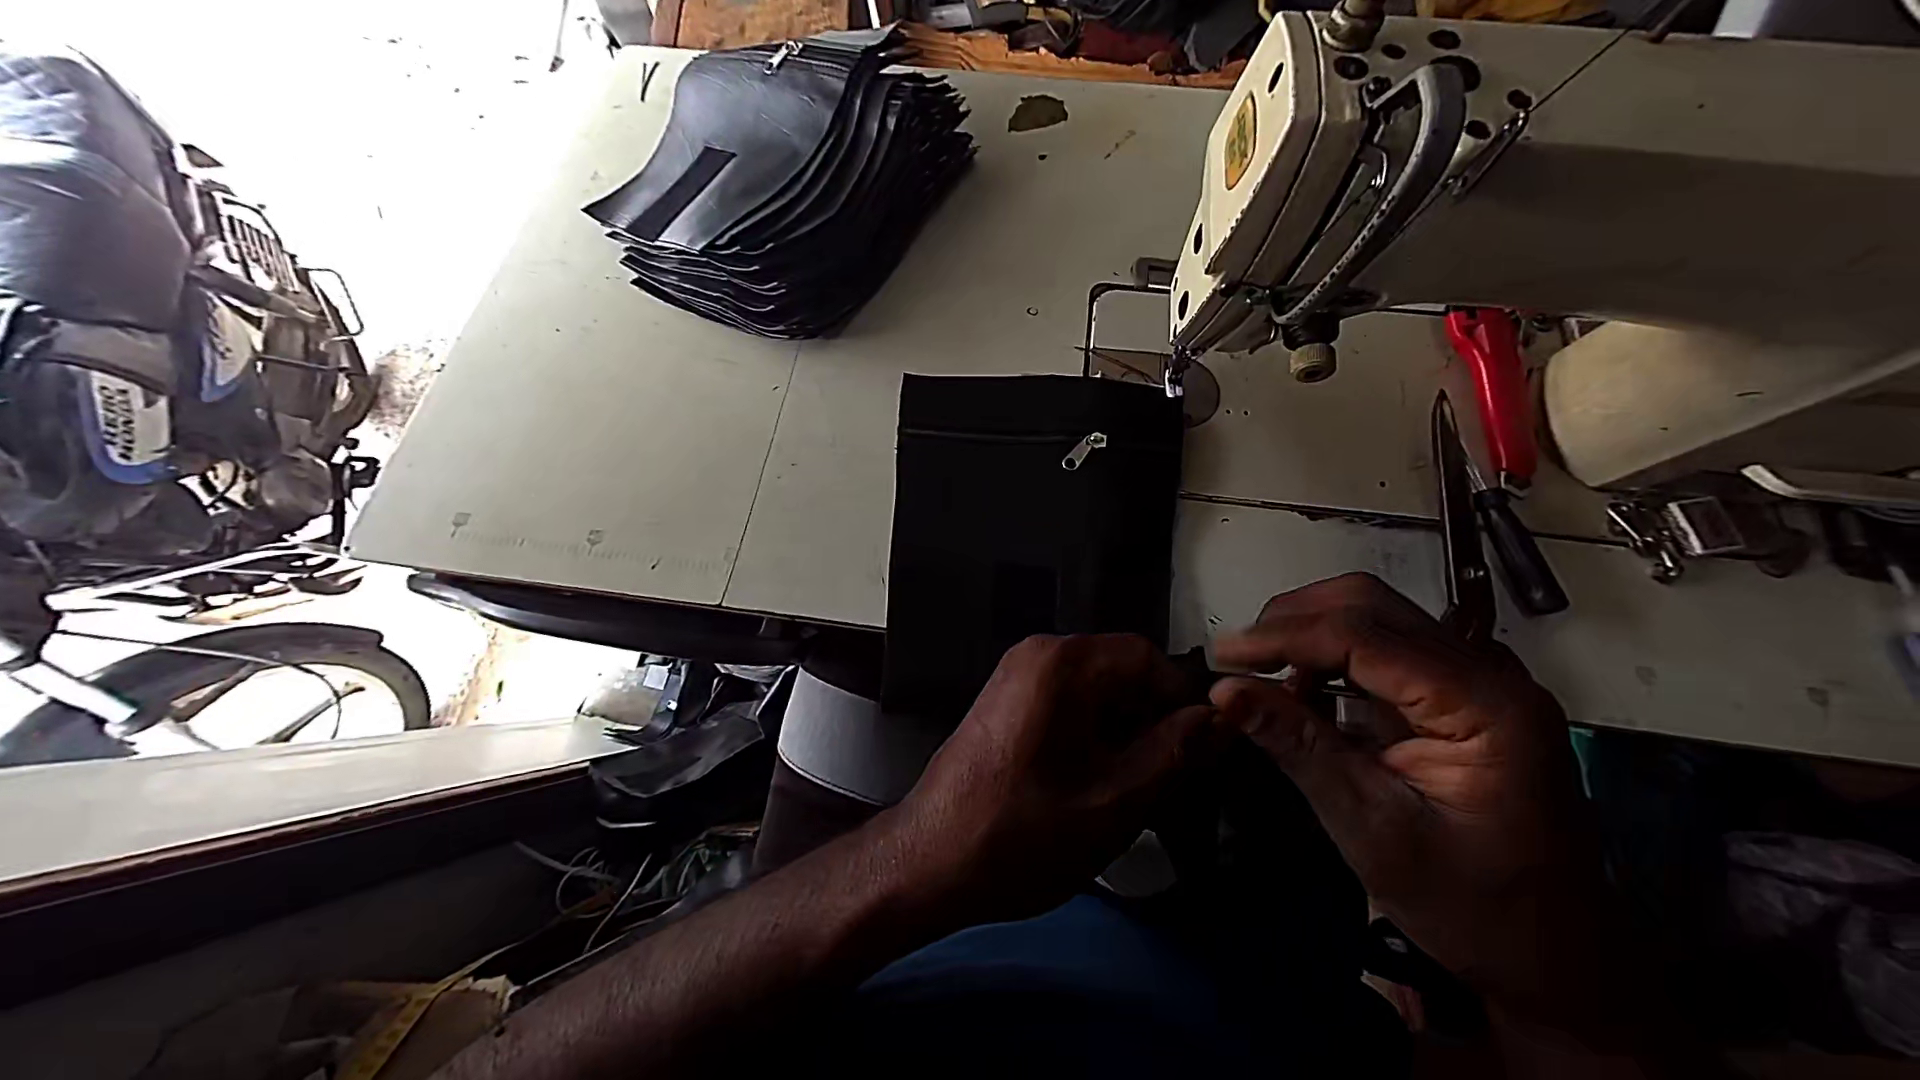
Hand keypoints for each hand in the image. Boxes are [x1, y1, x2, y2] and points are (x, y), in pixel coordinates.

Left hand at [885, 633, 1218, 923]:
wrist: (928, 863)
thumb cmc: (1020, 835)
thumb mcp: (1114, 801)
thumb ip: (1175, 753)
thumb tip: (1220, 719)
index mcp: (1062, 663)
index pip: (1148, 656)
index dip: (1184, 701)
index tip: (1204, 750)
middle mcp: (1036, 655)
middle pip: (1121, 672)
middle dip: (1155, 721)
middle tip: (1176, 780)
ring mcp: (1016, 677)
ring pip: (1097, 692)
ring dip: (1127, 734)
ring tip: (1140, 792)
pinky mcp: (1007, 703)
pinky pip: (1069, 704)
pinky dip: (1095, 737)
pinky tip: (1101, 786)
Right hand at [1209, 574, 1610, 1024]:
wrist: (1551, 956)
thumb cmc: (1471, 905)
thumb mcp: (1372, 828)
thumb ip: (1299, 747)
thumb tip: (1224, 692)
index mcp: (1485, 705)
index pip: (1363, 635)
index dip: (1282, 637)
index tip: (1223, 656)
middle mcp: (1487, 673)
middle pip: (1370, 605)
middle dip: (1292, 621)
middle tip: (1238, 659)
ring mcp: (1474, 680)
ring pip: (1373, 616)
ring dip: (1307, 633)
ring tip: (1261, 675)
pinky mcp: (1453, 695)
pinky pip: (1379, 649)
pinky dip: (1326, 657)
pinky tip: (1299, 689)